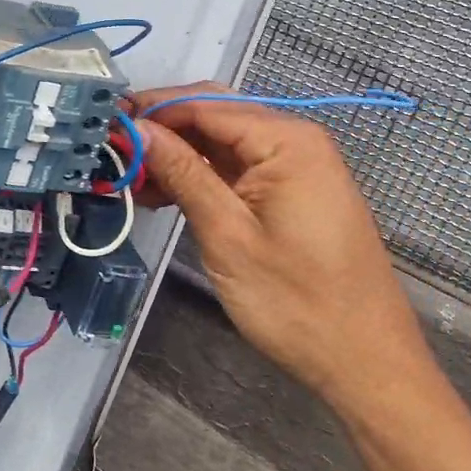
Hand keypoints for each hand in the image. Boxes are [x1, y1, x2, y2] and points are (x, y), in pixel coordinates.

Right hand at [131, 82, 430, 407]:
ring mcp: (294, 166)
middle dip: (160, 129)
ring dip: (174, 154)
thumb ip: (182, 173)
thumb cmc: (297, 303)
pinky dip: (197, 174)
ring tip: (129, 179)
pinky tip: (162, 194)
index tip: (104, 128)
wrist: (366, 365)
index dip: (151, 112)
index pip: (203, 104)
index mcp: (286, 140)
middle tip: (112, 150)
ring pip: (218, 140)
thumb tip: (137, 129)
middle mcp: (293, 140)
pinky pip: (234, 165)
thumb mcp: (227, 235)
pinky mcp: (289, 191)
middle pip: (211, 113)